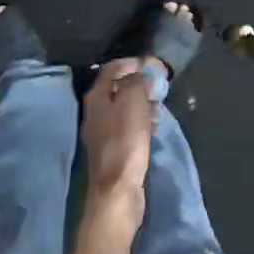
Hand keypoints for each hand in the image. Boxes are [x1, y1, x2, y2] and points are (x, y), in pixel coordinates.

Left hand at [80, 57, 157, 222]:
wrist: (117, 190)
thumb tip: (142, 72)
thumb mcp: (133, 102)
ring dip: (142, 104)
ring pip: (124, 107)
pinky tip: (152, 128)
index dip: (133, 62)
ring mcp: (102, 131)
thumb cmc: (125, 141)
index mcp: (96, 96)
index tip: (153, 66)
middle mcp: (95, 110)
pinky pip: (127, 126)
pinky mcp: (112, 149)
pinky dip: (140, 122)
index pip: (113, 68)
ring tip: (158, 108)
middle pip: (118, 87)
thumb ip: (138, 81)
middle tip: (158, 88)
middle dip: (140, 84)